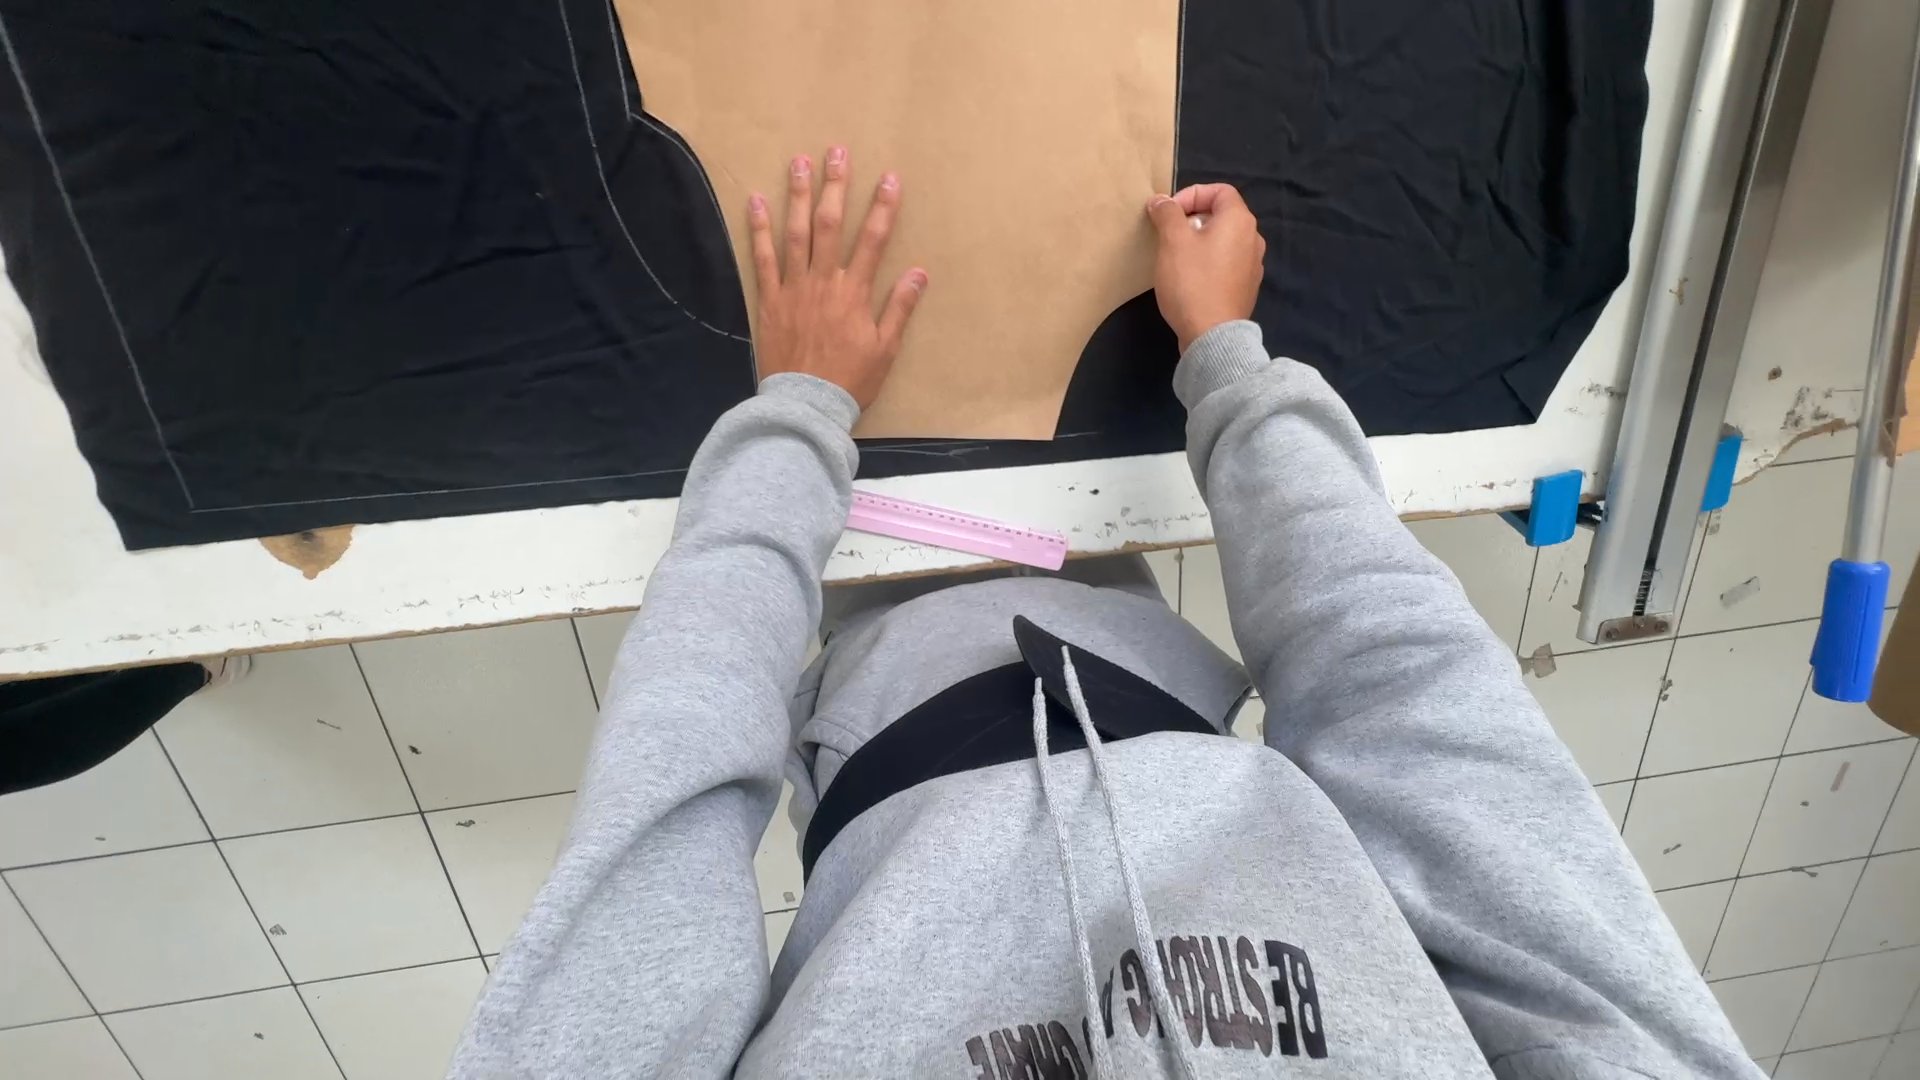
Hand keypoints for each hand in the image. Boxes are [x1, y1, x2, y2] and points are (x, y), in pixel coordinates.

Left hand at [749, 146, 927, 407]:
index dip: (882, 208)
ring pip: (796, 233)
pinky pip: (763, 259)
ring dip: (798, 196)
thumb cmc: (851, 380)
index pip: (873, 240)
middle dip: (835, 186)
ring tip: (799, 162)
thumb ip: (900, 308)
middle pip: (830, 225)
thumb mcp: (885, 349)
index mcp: (855, 293)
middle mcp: (824, 282)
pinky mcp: (770, 300)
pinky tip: (756, 201)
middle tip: (837, 151)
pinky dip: (759, 229)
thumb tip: (919, 273)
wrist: (808, 404)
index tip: (890, 178)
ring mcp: (794, 288)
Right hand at [1145, 184, 1265, 351]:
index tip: (1168, 213)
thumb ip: (1167, 214)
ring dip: (1199, 243)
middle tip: (1168, 237)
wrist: (1212, 335)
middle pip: (1221, 216)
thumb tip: (1161, 200)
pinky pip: (1226, 265)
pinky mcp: (1245, 289)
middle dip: (1192, 220)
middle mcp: (1253, 238)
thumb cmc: (1192, 283)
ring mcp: (1253, 266)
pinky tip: (1190, 281)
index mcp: (1239, 220)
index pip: (1219, 190)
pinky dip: (1208, 264)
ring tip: (1176, 260)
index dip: (1191, 194)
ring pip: (1223, 242)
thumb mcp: (1172, 242)